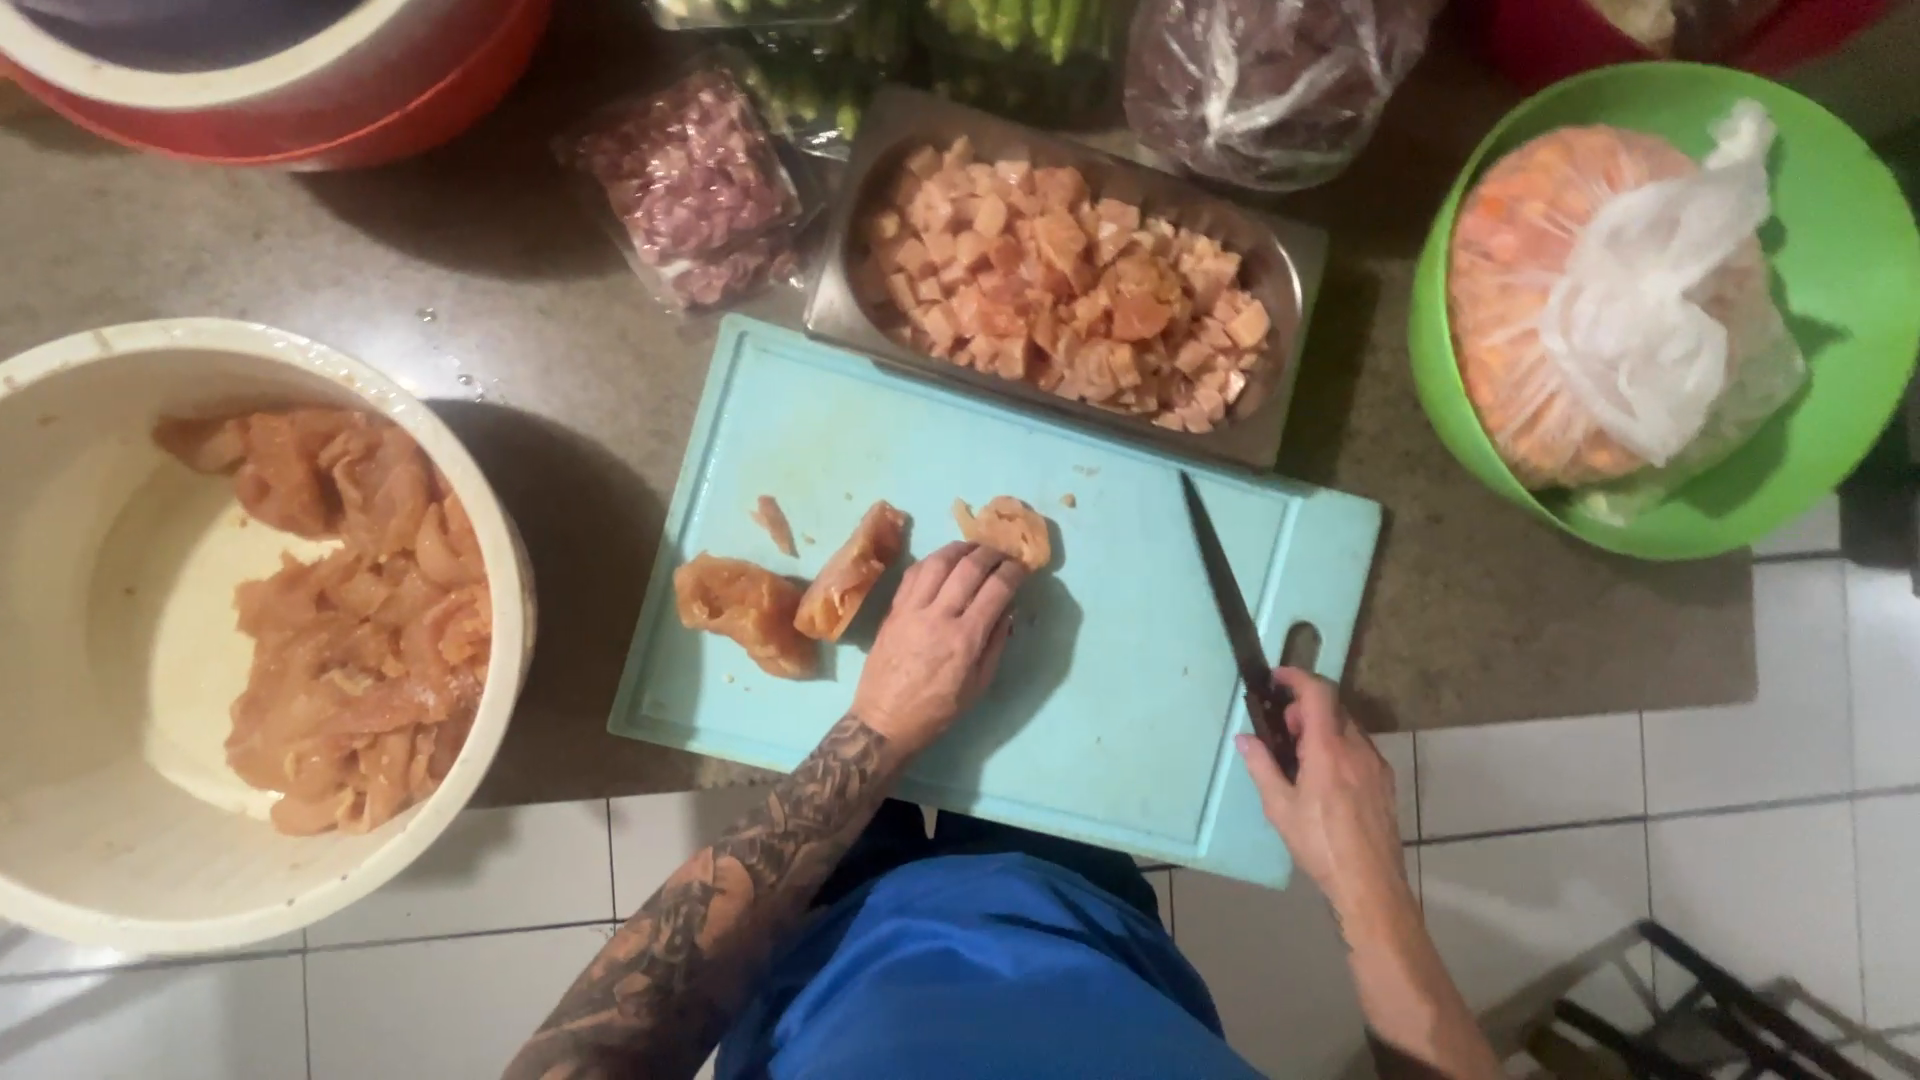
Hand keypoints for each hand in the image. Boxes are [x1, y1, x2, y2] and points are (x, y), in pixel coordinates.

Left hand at [852, 542, 1025, 754]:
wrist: (884, 720)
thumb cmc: (938, 710)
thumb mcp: (979, 685)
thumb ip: (996, 643)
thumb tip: (1007, 607)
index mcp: (965, 639)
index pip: (996, 589)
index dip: (1014, 572)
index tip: (1022, 567)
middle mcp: (939, 617)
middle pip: (969, 567)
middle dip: (992, 554)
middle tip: (1002, 554)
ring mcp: (912, 609)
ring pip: (939, 561)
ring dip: (961, 548)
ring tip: (975, 549)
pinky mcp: (893, 609)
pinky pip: (914, 572)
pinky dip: (933, 560)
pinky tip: (944, 561)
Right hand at [1237, 669, 1412, 927]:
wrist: (1370, 884)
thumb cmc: (1319, 844)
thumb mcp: (1279, 807)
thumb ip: (1261, 766)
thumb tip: (1244, 738)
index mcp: (1329, 750)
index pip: (1319, 693)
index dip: (1297, 676)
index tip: (1276, 677)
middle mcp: (1357, 749)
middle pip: (1334, 707)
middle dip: (1305, 706)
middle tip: (1282, 728)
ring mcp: (1376, 765)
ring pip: (1348, 726)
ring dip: (1322, 726)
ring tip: (1300, 754)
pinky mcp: (1385, 782)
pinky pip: (1359, 747)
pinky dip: (1338, 744)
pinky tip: (1324, 774)